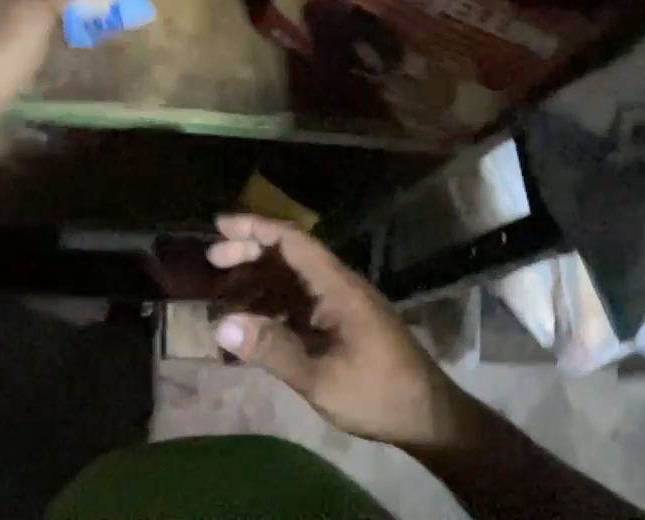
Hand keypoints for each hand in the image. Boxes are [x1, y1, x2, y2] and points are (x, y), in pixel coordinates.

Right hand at [206, 214, 479, 450]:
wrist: (431, 419)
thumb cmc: (378, 394)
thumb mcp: (321, 378)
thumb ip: (272, 349)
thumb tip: (221, 325)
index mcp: (338, 287)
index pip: (292, 241)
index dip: (256, 228)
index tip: (220, 226)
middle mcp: (339, 286)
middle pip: (289, 256)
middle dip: (251, 253)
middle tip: (213, 262)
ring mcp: (342, 306)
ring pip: (293, 280)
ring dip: (259, 281)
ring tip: (223, 293)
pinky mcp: (343, 326)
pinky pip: (301, 304)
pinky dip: (273, 308)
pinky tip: (252, 325)